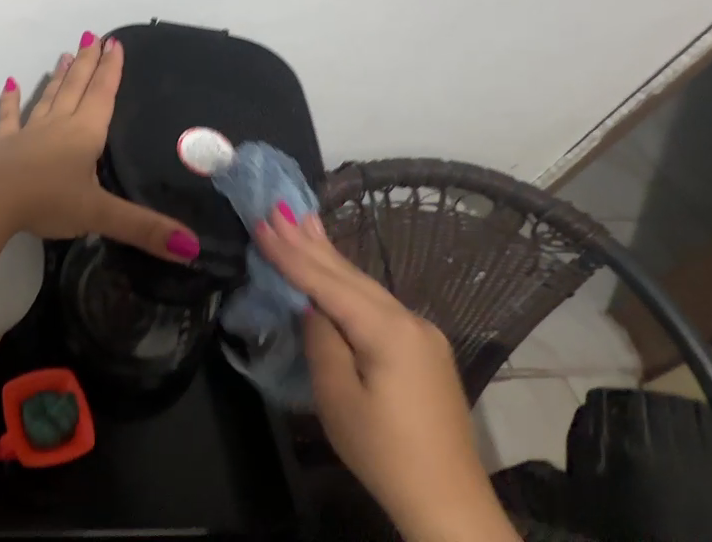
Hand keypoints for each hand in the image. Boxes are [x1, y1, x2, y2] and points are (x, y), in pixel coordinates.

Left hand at [0, 33, 198, 263]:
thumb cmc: (48, 201)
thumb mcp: (100, 214)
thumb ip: (145, 229)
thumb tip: (192, 247)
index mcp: (84, 135)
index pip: (102, 95)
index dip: (111, 71)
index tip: (115, 43)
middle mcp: (57, 126)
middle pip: (75, 88)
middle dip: (87, 63)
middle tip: (92, 36)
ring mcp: (28, 133)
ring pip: (47, 98)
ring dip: (57, 77)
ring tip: (64, 55)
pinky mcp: (3, 145)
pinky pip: (9, 117)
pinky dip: (10, 101)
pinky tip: (9, 84)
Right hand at [254, 210, 519, 541]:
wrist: (450, 504)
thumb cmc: (384, 452)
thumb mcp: (337, 397)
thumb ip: (321, 341)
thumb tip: (313, 309)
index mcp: (387, 330)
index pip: (326, 282)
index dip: (289, 253)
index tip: (261, 221)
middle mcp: (409, 321)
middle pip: (349, 275)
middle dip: (310, 241)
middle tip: (279, 206)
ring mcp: (422, 335)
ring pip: (365, 286)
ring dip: (329, 255)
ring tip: (304, 221)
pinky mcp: (424, 351)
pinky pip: (377, 304)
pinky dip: (349, 281)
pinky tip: (337, 268)